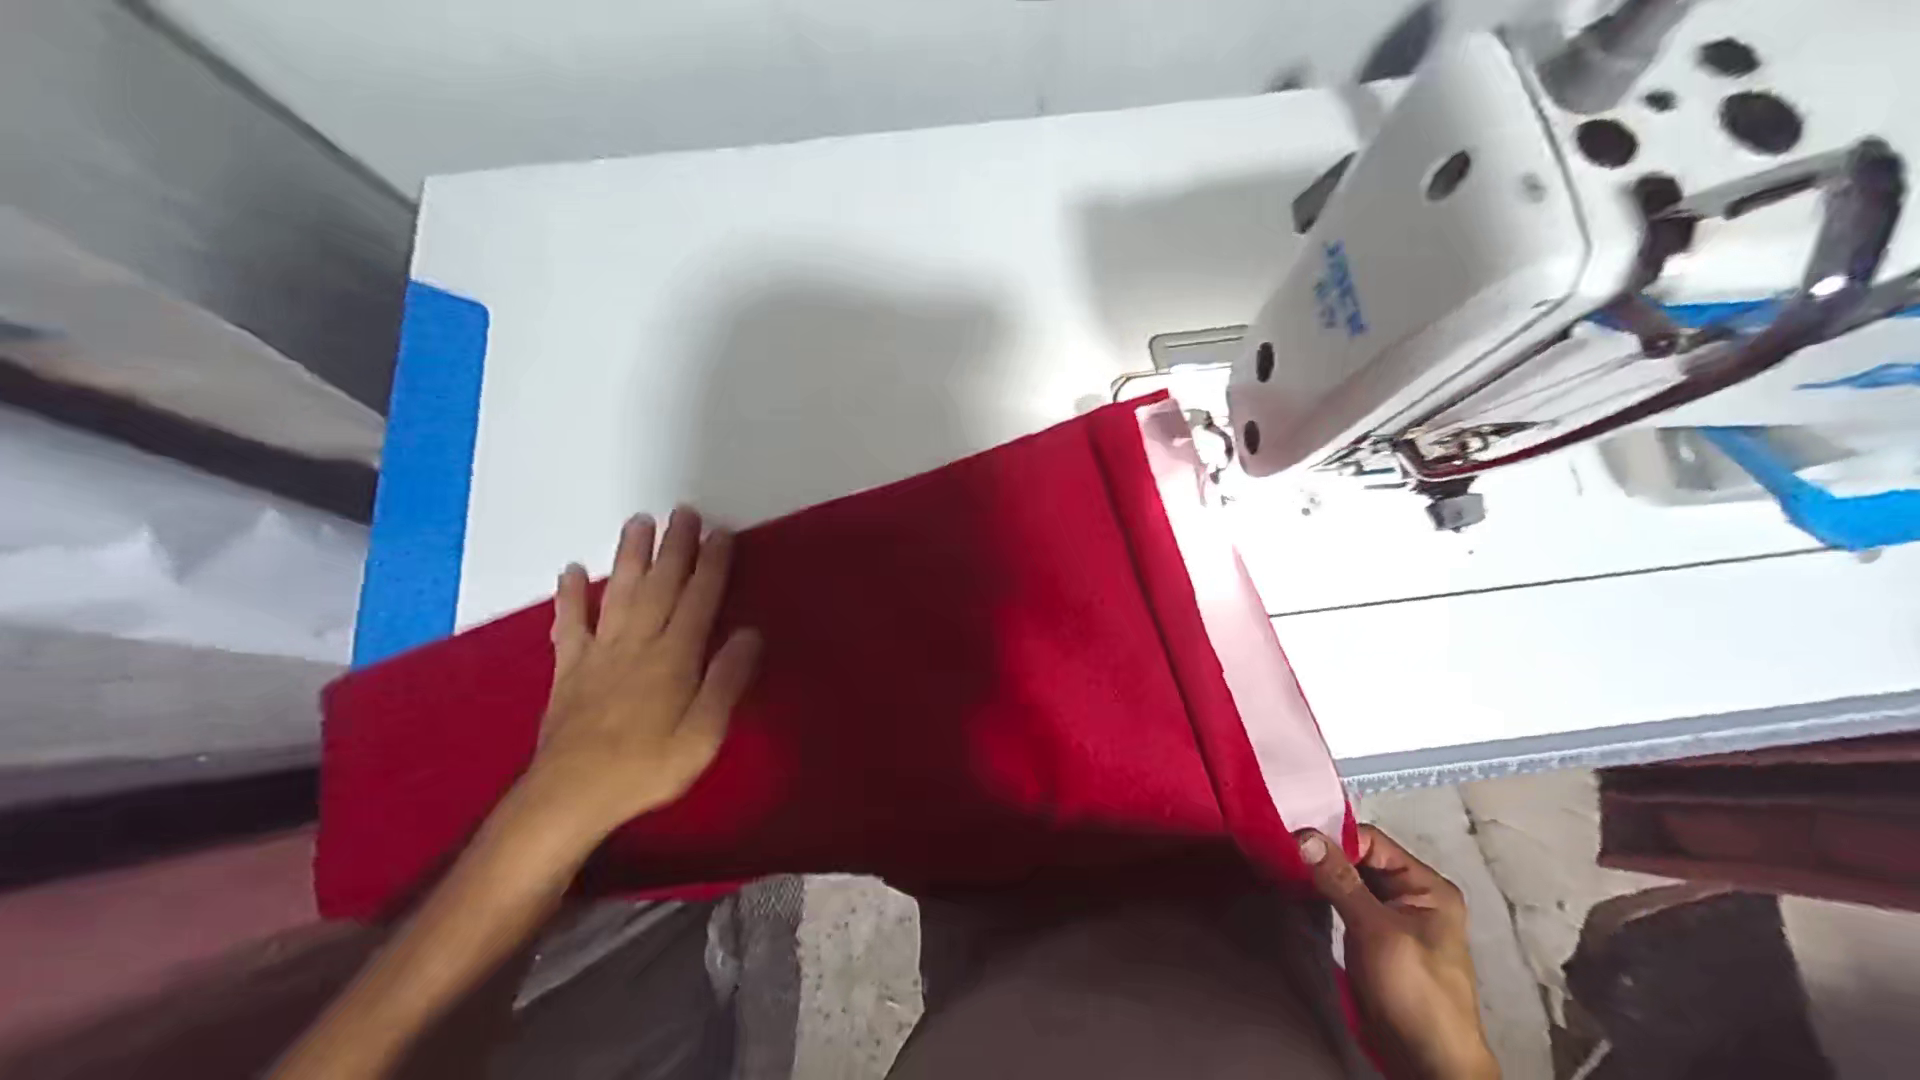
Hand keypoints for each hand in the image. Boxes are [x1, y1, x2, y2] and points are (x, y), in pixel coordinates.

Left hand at [518, 508, 760, 845]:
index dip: (712, 564)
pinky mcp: (570, 670)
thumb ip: (726, 680)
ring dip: (630, 556)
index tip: (721, 533)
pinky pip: (570, 625)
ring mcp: (600, 654)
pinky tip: (571, 572)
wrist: (569, 798)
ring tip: (638, 522)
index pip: (699, 599)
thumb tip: (750, 633)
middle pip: (660, 586)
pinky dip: (570, 597)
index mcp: (674, 657)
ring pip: (619, 593)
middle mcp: (638, 644)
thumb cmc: (647, 767)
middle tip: (683, 512)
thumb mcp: (704, 733)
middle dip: (675, 547)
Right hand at [1296, 826, 1498, 1079]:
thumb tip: (1304, 834)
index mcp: (1427, 886)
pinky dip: (1320, 891)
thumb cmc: (1413, 991)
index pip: (1372, 842)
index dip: (1333, 837)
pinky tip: (1295, 886)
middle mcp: (1411, 893)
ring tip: (1281, 863)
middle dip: (1322, 853)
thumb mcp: (1377, 931)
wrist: (1426, 1062)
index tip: (1292, 837)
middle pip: (1358, 857)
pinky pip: (1343, 899)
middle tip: (1279, 847)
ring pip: (1347, 878)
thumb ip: (1341, 880)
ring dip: (1318, 872)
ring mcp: (1391, 915)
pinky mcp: (1371, 934)